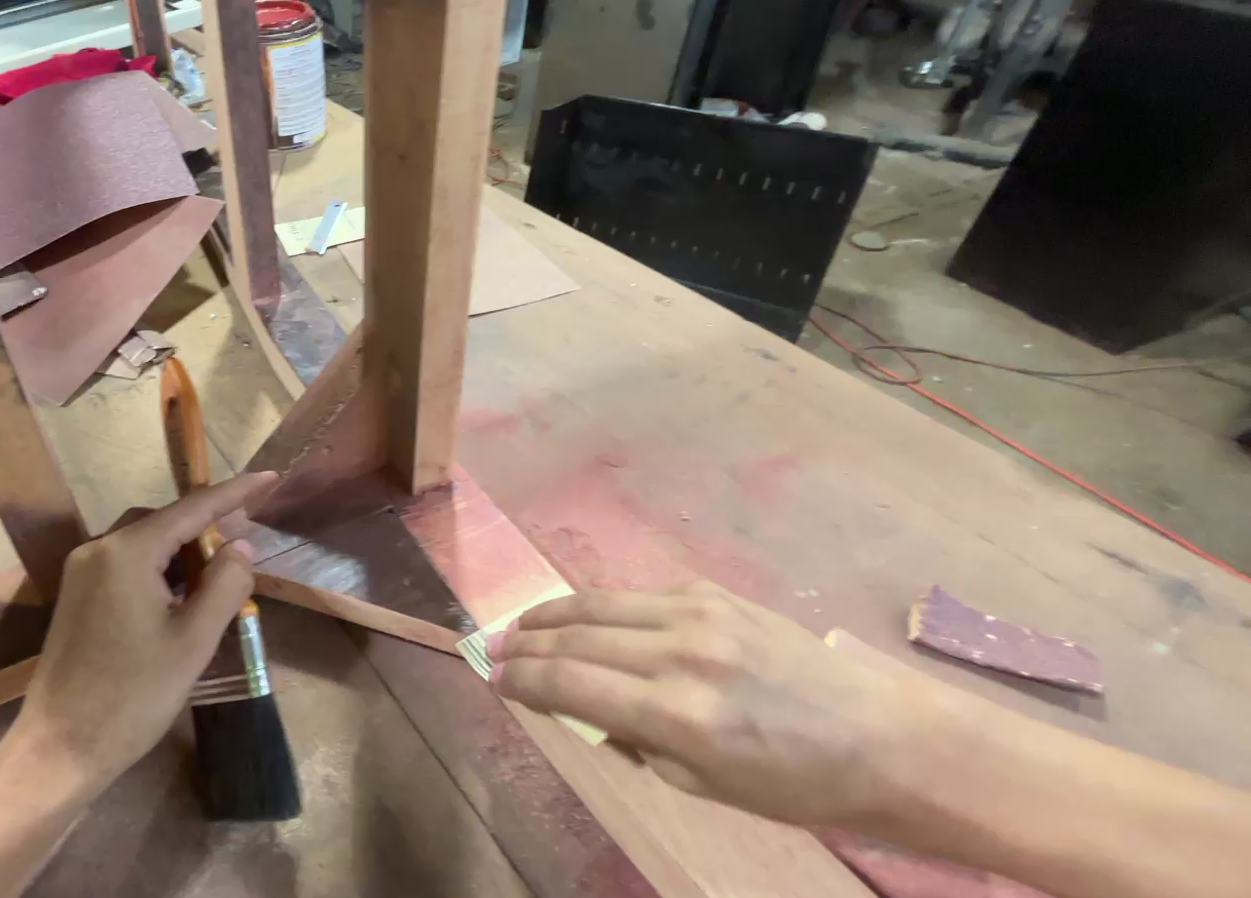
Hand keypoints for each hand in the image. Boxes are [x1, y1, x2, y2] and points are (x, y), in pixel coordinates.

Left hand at [9, 471, 278, 796]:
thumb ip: (225, 583)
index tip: (268, 477)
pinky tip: (179, 600)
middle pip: (165, 522)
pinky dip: (158, 570)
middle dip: (206, 531)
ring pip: (145, 543)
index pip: (191, 508)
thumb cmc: (133, 697)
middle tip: (244, 553)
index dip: (234, 492)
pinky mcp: (77, 595)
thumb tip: (240, 545)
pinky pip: (126, 564)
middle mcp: (98, 548)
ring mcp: (82, 571)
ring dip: (183, 554)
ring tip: (216, 582)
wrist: (60, 749)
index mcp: (127, 552)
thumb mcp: (194, 640)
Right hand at [490, 580, 923, 828]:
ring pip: (597, 604)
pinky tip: (586, 617)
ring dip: (551, 614)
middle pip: (574, 638)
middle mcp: (679, 654)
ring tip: (522, 623)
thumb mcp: (704, 785)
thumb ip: (631, 739)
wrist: (886, 740)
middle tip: (493, 646)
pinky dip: (601, 607)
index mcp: (677, 715)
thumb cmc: (797, 785)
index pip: (569, 684)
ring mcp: (697, 614)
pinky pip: (638, 596)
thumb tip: (575, 705)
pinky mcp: (714, 594)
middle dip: (526, 643)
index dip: (522, 679)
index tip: (494, 677)